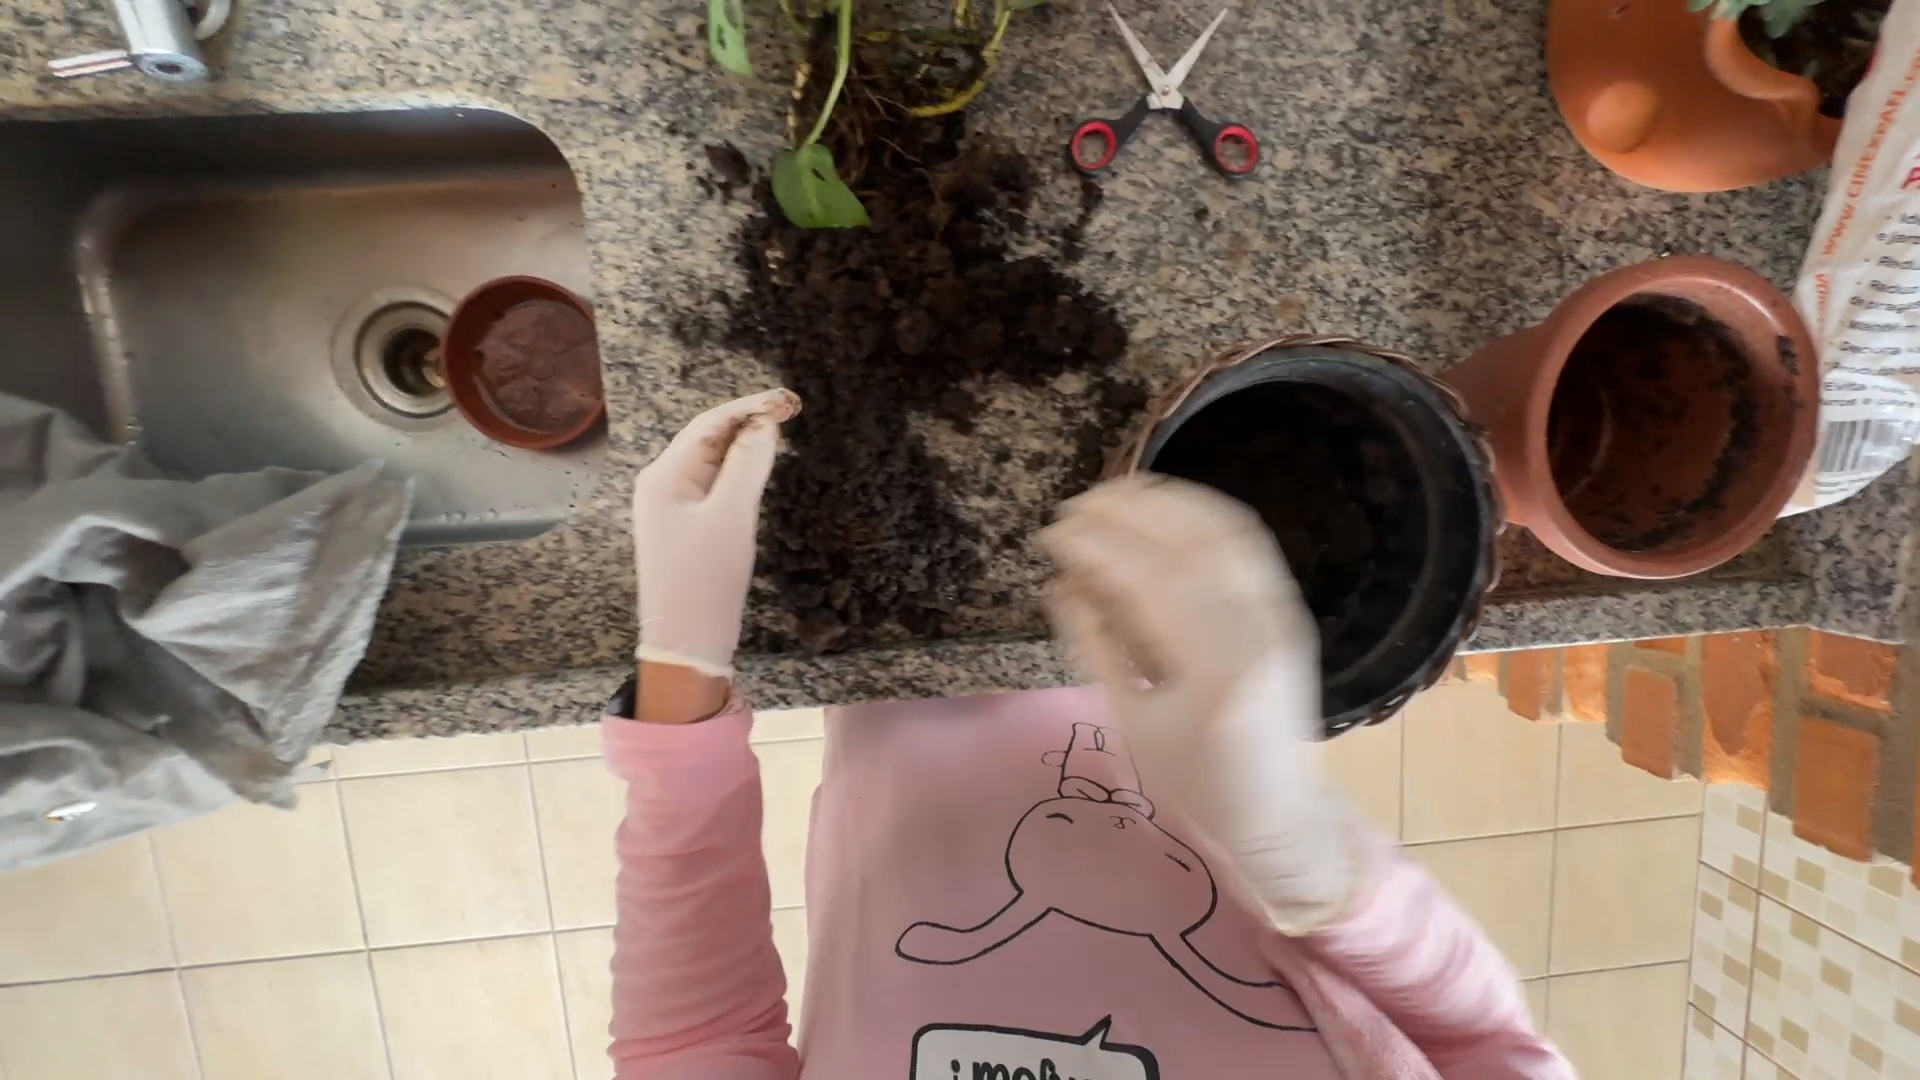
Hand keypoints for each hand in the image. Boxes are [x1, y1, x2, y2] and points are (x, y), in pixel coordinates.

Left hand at [633, 389, 799, 696]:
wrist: (687, 642)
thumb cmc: (706, 579)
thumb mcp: (732, 517)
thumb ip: (748, 465)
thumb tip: (765, 425)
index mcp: (664, 476)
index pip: (710, 424)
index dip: (749, 406)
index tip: (789, 399)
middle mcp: (662, 485)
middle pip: (708, 439)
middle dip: (747, 421)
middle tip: (791, 410)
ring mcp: (672, 508)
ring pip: (712, 462)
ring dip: (744, 445)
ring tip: (779, 431)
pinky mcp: (686, 528)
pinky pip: (714, 486)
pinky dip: (738, 471)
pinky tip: (758, 468)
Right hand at [1038, 473, 1354, 931]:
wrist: (1277, 811)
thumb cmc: (1192, 781)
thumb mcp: (1128, 720)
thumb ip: (1094, 644)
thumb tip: (1061, 582)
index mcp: (1214, 673)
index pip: (1150, 583)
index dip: (1097, 548)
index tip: (1054, 533)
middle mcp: (1257, 631)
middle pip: (1189, 544)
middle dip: (1127, 512)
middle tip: (1076, 505)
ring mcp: (1280, 613)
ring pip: (1222, 529)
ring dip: (1163, 500)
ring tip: (1112, 493)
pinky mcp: (1285, 606)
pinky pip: (1244, 539)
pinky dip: (1199, 511)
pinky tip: (1162, 505)